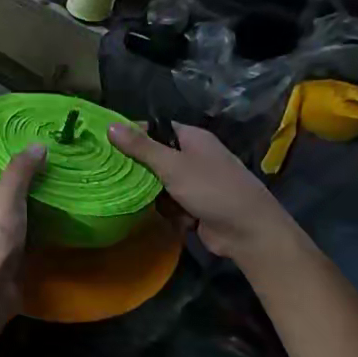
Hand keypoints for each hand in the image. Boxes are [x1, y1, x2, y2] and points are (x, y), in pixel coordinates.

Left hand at [0, 144, 45, 330]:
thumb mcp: (3, 200)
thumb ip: (20, 172)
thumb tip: (38, 145)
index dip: (7, 166)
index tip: (35, 156)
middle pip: (3, 198)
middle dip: (26, 189)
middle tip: (56, 172)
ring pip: (16, 220)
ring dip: (35, 212)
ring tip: (64, 192)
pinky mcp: (5, 263)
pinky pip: (26, 240)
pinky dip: (40, 233)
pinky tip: (61, 222)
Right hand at [108, 122, 296, 261]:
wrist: (248, 231)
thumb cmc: (211, 189)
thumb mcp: (172, 165)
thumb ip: (141, 147)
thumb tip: (110, 125)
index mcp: (193, 138)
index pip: (157, 128)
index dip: (135, 135)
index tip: (112, 146)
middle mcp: (195, 157)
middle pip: (157, 159)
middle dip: (143, 172)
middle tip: (121, 178)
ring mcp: (196, 184)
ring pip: (161, 185)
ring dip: (157, 197)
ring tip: (151, 203)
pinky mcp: (196, 207)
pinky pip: (172, 205)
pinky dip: (171, 213)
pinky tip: (173, 220)